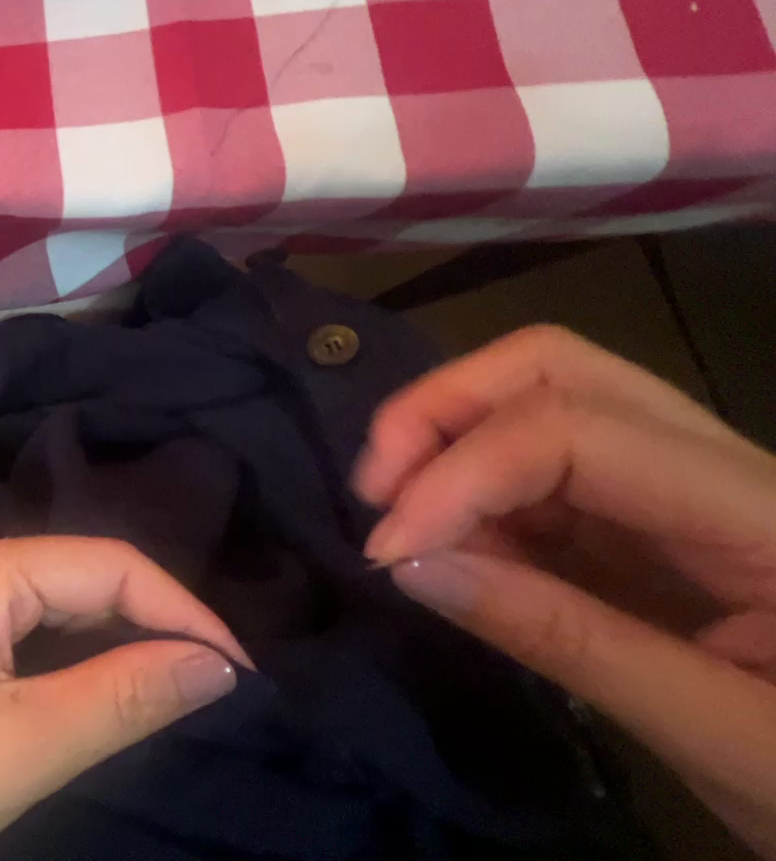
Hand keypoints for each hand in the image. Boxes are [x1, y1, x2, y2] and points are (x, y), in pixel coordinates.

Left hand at [0, 536, 246, 860]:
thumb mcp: (28, 743)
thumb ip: (125, 694)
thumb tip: (219, 666)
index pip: (106, 563)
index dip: (182, 610)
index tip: (245, 677)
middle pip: (81, 572)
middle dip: (153, 620)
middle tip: (221, 687)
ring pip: (56, 599)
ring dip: (118, 637)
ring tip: (182, 687)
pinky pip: (26, 624)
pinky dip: (75, 652)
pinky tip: (109, 684)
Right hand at [355, 325, 775, 855]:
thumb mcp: (731, 745)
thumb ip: (568, 642)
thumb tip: (409, 566)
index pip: (578, 433)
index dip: (460, 475)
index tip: (388, 549)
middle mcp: (737, 468)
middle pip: (556, 369)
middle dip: (438, 411)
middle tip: (377, 486)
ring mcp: (693, 482)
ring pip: (540, 394)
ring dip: (444, 438)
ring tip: (403, 512)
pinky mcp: (653, 510)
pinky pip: (538, 459)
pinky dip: (468, 483)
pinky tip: (452, 541)